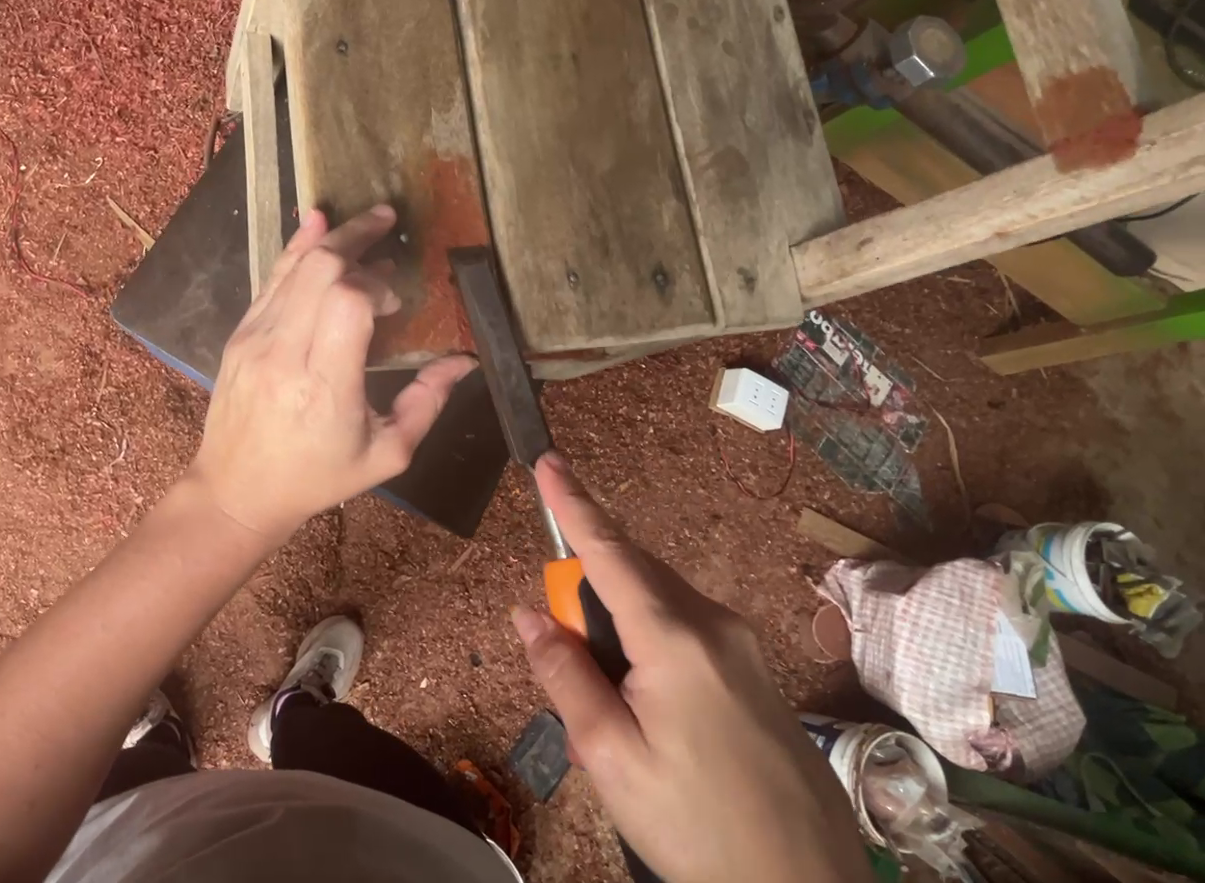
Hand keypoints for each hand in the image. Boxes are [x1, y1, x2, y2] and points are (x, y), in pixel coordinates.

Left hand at [186, 206, 475, 547]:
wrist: (236, 490)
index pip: (347, 302)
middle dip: (358, 240)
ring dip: (332, 239)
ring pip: (293, 268)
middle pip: (320, 271)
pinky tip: (318, 224)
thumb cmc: (316, 478)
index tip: (393, 304)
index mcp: (324, 387)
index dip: (376, 287)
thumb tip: (462, 361)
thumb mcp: (385, 454)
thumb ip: (425, 403)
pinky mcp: (239, 336)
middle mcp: (284, 355)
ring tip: (368, 222)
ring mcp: (254, 341)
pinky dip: (297, 249)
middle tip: (389, 226)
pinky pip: (270, 280)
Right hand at [511, 453, 870, 882]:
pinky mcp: (755, 673)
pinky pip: (682, 631)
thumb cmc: (695, 823)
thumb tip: (527, 613)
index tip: (547, 459)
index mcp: (674, 639)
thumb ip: (564, 675)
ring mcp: (743, 648)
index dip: (572, 504)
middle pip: (630, 575)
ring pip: (655, 604)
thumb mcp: (609, 756)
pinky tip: (644, 711)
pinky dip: (645, 646)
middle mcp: (714, 625)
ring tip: (608, 709)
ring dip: (614, 627)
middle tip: (570, 668)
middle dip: (585, 594)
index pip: (608, 553)